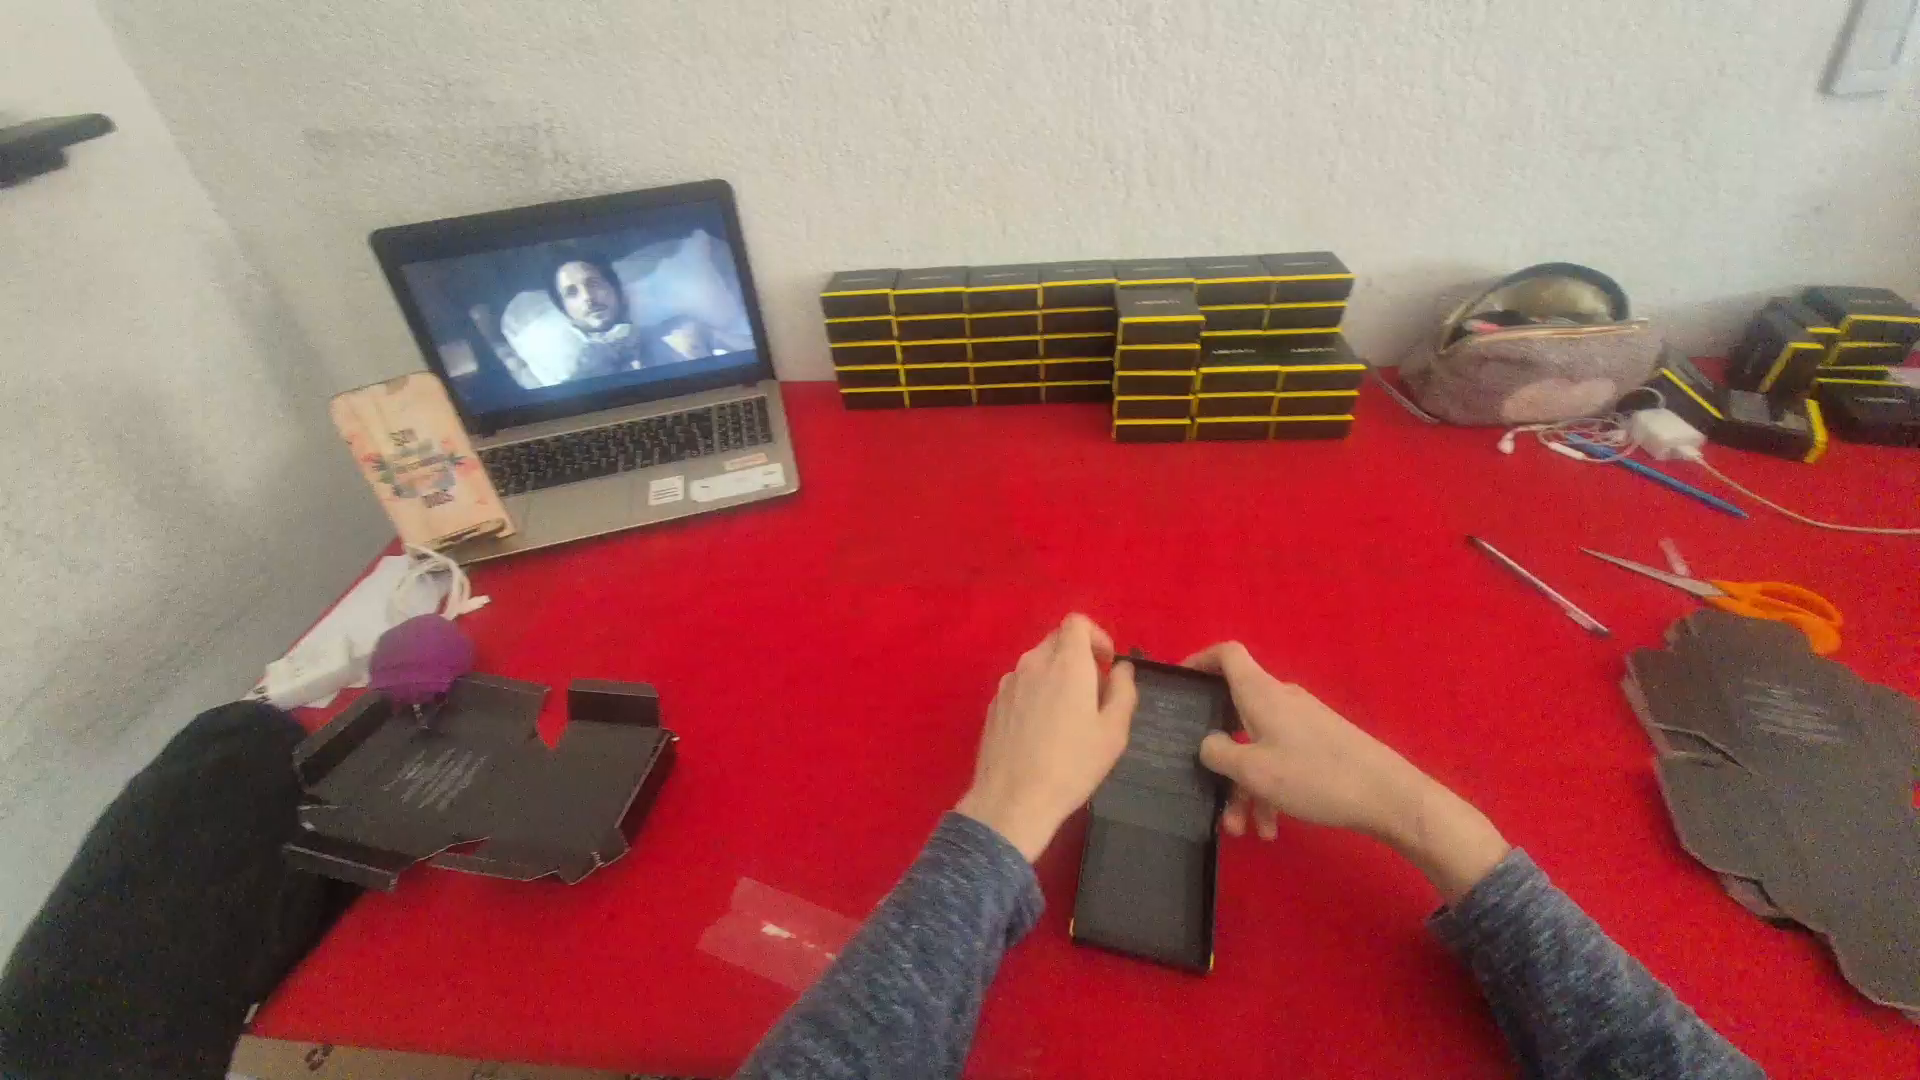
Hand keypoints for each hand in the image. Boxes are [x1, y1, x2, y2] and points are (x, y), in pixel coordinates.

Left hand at [955, 615, 1138, 861]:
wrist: (1013, 799)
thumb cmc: (1072, 765)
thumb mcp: (1113, 732)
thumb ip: (1123, 691)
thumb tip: (1121, 669)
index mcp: (1066, 663)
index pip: (1076, 621)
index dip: (1096, 636)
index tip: (1106, 664)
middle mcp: (1033, 663)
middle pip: (1056, 640)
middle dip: (1078, 656)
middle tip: (1093, 692)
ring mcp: (1008, 682)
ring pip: (1037, 663)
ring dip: (1056, 675)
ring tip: (1068, 716)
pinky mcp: (994, 703)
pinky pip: (1020, 684)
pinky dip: (1035, 692)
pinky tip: (1041, 730)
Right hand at [1186, 642, 1508, 901]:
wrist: (1390, 797)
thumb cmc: (1313, 776)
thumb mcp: (1252, 770)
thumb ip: (1217, 752)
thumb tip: (1208, 742)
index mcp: (1260, 693)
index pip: (1227, 654)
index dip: (1200, 660)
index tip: (1181, 684)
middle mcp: (1279, 699)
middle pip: (1235, 713)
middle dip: (1219, 755)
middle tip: (1207, 786)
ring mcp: (1302, 722)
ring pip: (1258, 746)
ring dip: (1245, 785)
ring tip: (1244, 829)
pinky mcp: (1321, 744)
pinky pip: (1281, 759)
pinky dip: (1270, 788)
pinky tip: (1272, 828)